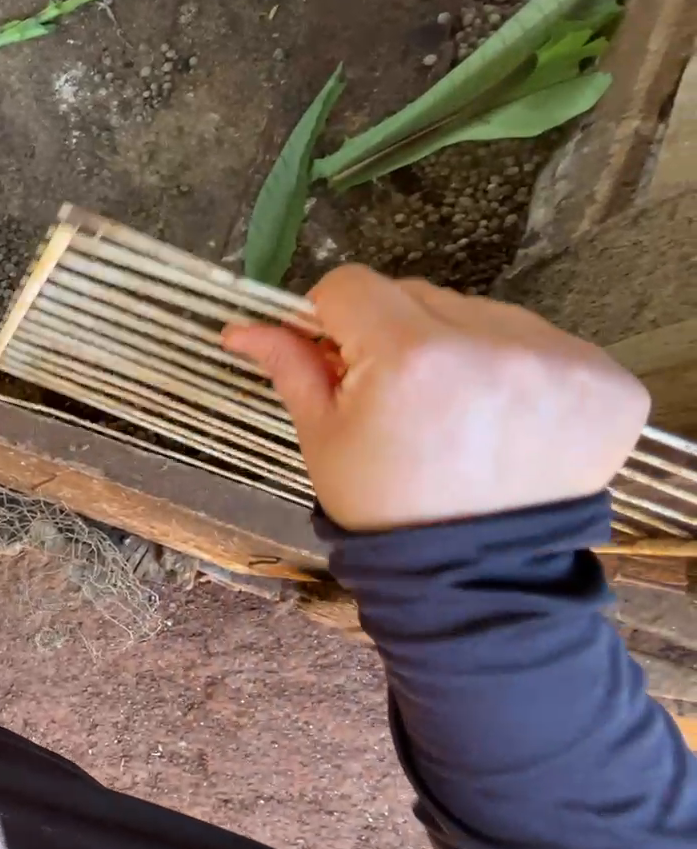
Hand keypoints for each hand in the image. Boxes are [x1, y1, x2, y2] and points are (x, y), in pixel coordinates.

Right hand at [222, 265, 647, 531]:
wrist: (471, 563)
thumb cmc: (378, 496)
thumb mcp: (319, 432)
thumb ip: (289, 365)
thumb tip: (239, 329)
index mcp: (407, 356)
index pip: (351, 285)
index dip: (327, 315)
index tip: (331, 356)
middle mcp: (489, 340)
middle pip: (415, 294)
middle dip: (389, 330)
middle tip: (386, 390)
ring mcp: (559, 356)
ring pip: (477, 313)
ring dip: (451, 343)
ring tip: (446, 405)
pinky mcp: (608, 376)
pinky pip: (537, 340)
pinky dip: (508, 365)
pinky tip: (496, 413)